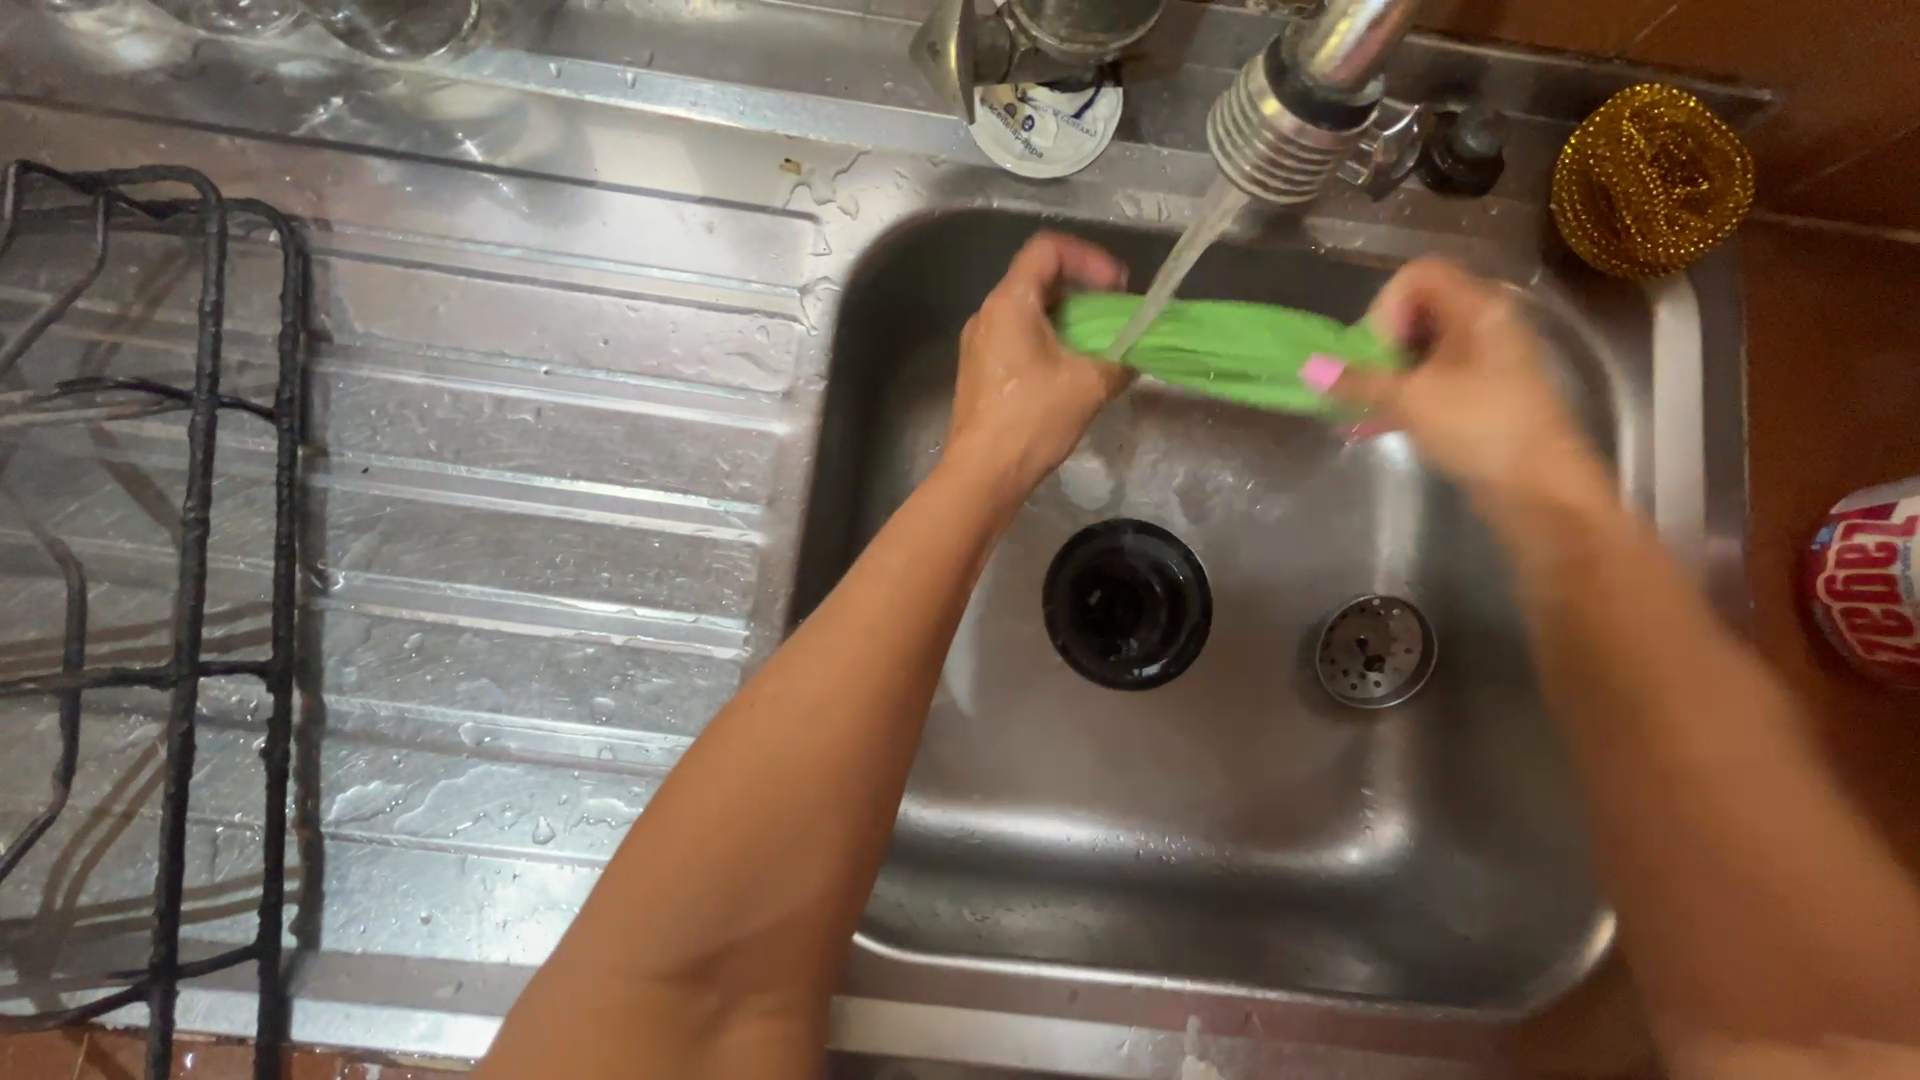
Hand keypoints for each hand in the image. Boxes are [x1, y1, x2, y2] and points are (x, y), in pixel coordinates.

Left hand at [946, 231, 1130, 495]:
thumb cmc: (1032, 420)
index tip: (1116, 288)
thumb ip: (1122, 357)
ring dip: (1067, 322)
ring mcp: (979, 345)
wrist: (983, 473)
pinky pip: (1017, 340)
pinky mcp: (979, 372)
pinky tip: (1069, 374)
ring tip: (1096, 348)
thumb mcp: (1089, 384)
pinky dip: (1047, 343)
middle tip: (1114, 317)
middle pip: (1038, 280)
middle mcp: (987, 315)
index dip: (1089, 258)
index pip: (1048, 250)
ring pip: (1028, 313)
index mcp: (1009, 303)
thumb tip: (1138, 352)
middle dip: (1083, 293)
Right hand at [1330, 257, 1611, 509]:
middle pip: (1414, 312)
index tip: (1375, 351)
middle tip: (1358, 382)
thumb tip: (1310, 368)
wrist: (1537, 485)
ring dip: (1380, 377)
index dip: (1386, 307)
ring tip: (1353, 410)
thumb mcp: (1410, 399)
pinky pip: (1427, 382)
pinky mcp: (1476, 396)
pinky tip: (1367, 426)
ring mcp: (1481, 362)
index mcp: (1477, 309)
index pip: (1418, 276)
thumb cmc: (1479, 427)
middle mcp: (1481, 326)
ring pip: (1416, 352)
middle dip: (1375, 347)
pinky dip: (1396, 398)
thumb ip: (1357, 380)